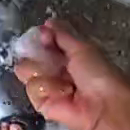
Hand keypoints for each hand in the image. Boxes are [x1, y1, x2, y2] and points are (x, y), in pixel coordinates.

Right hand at [11, 20, 129, 129]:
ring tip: (60, 79)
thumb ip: (63, 35)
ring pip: (27, 69)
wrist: (102, 106)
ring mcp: (48, 86)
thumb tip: (47, 23)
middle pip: (33, 54)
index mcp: (70, 55)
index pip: (47, 42)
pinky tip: (61, 93)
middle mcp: (57, 69)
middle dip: (37, 52)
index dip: (43, 36)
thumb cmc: (97, 73)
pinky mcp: (41, 103)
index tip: (44, 33)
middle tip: (48, 55)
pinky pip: (32, 87)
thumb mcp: (82, 48)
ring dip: (42, 70)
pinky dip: (46, 87)